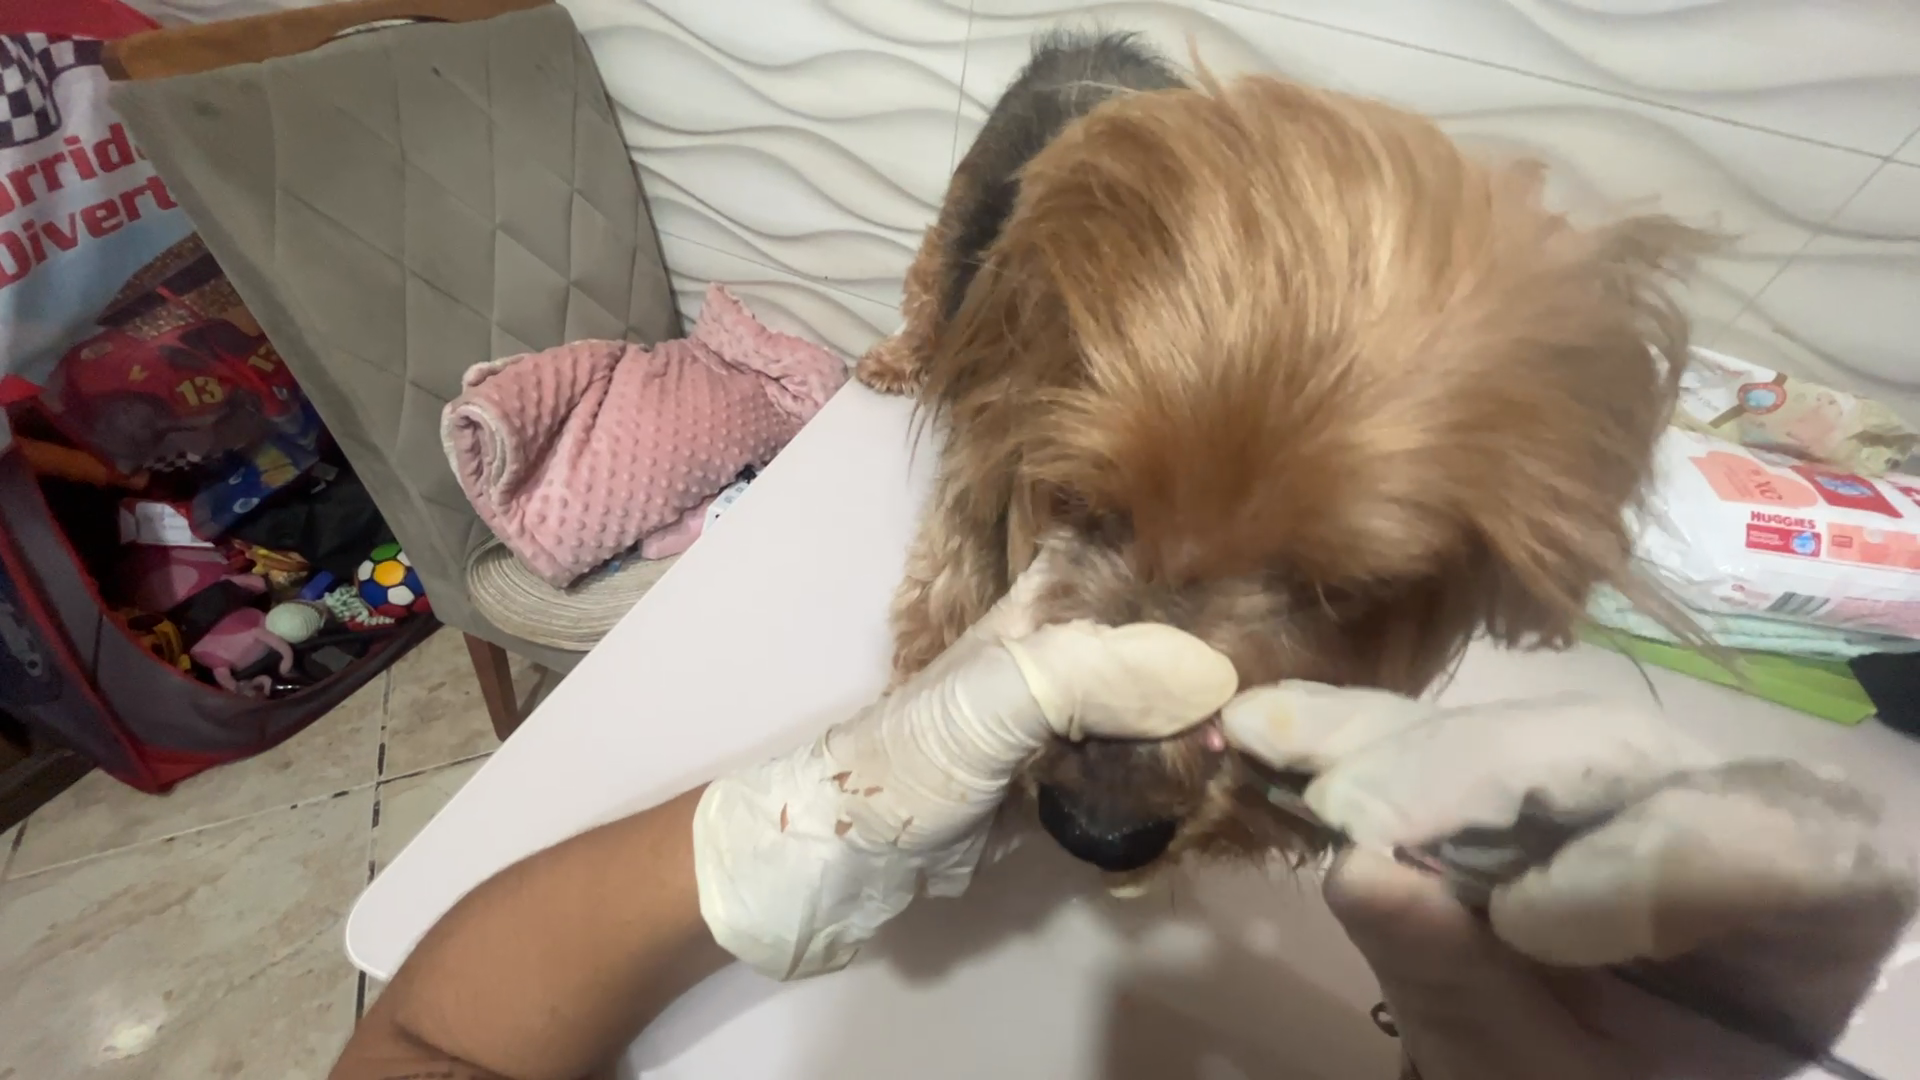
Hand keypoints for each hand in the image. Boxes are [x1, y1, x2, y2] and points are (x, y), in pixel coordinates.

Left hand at [694, 553, 1237, 978]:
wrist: (869, 849)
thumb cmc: (918, 755)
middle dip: (1211, 637)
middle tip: (1291, 650)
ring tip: (1274, 706)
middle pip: (1149, 625)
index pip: (1123, 555)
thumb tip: (1206, 672)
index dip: (1186, 553)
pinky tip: (1223, 760)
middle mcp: (1061, 648)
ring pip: (1151, 689)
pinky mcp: (1072, 766)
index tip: (1264, 560)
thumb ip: (1089, 674)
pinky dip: (1177, 754)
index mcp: (1039, 608)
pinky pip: (1139, 748)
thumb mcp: (996, 700)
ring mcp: (1069, 709)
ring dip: (1201, 701)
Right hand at [1222, 683, 1918, 1079]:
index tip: (1522, 922)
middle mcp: (1686, 807)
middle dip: (1459, 774)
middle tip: (1344, 817)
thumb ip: (1461, 980)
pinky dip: (1326, 725)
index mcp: (1789, 913)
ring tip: (1263, 738)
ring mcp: (1573, 770)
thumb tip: (1356, 872)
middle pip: (1594, 747)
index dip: (1655, 858)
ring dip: (1367, 738)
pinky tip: (1261, 722)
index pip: (1774, 838)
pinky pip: (1406, 724)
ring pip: (1481, 721)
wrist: (1524, 1062)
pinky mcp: (1478, 756)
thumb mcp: (1536, 1077)